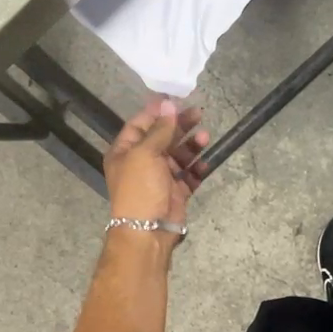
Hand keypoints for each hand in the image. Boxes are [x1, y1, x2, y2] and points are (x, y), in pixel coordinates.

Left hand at [103, 97, 208, 224]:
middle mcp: (142, 162)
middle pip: (163, 138)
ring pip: (179, 155)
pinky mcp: (176, 192)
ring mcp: (160, 178)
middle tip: (199, 114)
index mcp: (126, 151)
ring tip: (206, 137)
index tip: (175, 101)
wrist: (148, 230)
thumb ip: (160, 130)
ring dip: (192, 146)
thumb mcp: (145, 153)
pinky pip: (189, 175)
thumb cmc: (140, 188)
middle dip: (180, 126)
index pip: (140, 124)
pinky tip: (205, 162)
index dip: (157, 113)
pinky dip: (197, 168)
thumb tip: (167, 105)